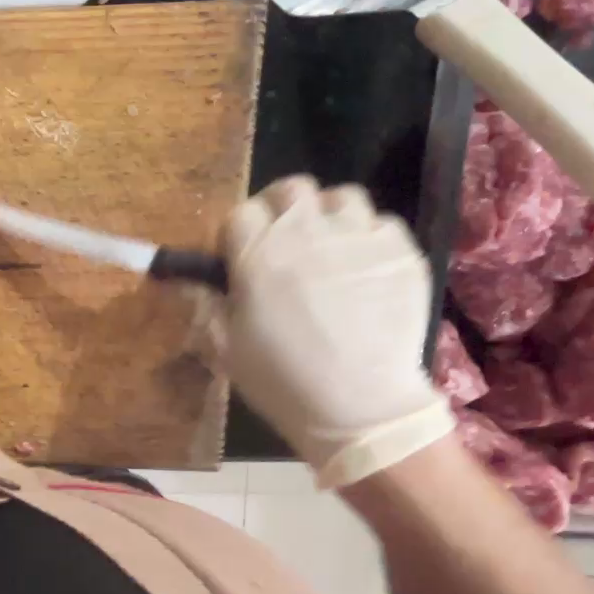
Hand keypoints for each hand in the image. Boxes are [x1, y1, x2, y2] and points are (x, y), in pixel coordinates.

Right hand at [221, 175, 453, 487]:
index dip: (236, 231)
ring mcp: (359, 238)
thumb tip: (193, 282)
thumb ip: (210, 304)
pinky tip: (360, 268)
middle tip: (279, 240)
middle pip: (290, 189)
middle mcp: (307, 235)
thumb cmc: (279, 380)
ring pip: (340, 197)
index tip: (237, 254)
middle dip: (279, 208)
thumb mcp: (225, 346)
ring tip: (325, 246)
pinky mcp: (400, 250)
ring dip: (326, 215)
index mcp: (257, 257)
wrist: (358, 404)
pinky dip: (365, 238)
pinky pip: (380, 223)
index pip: (239, 213)